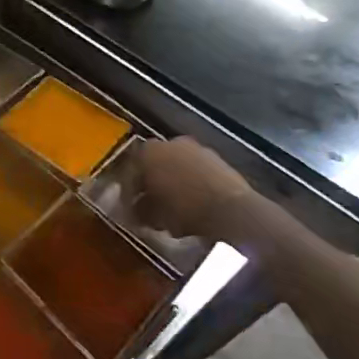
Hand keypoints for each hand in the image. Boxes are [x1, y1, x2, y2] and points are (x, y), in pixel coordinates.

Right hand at [131, 137, 262, 238]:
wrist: (230, 211)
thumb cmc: (182, 210)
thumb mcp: (151, 215)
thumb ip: (138, 209)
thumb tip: (135, 208)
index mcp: (148, 152)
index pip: (130, 170)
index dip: (128, 191)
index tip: (129, 207)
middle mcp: (171, 143)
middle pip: (154, 164)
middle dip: (152, 182)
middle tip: (150, 204)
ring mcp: (198, 148)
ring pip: (177, 166)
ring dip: (173, 182)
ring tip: (173, 206)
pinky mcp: (219, 160)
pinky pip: (197, 171)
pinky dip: (192, 183)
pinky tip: (194, 203)